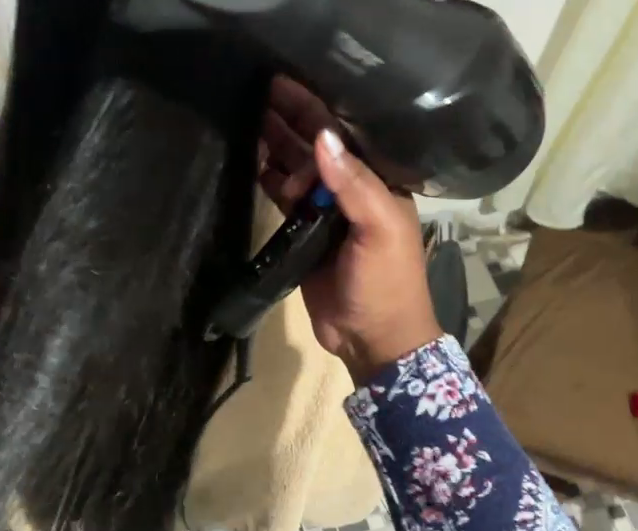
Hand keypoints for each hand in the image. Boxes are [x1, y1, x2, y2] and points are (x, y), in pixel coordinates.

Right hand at [259, 75, 442, 382]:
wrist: (371, 337)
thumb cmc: (386, 282)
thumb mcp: (379, 229)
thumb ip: (353, 185)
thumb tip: (322, 138)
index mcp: (378, 183)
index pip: (344, 137)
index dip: (316, 111)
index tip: (286, 86)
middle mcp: (352, 192)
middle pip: (318, 151)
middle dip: (292, 124)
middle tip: (260, 97)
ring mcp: (327, 216)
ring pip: (299, 174)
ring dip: (278, 150)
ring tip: (251, 122)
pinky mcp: (305, 240)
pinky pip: (286, 203)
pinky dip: (271, 184)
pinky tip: (255, 164)